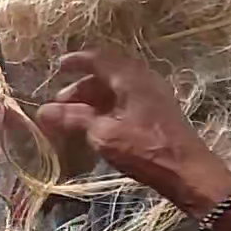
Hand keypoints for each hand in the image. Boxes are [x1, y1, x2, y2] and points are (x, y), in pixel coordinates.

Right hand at [35, 50, 230, 216]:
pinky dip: (108, 105)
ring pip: (118, 87)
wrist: (187, 172)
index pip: (99, 58)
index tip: (58, 67)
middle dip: (82, 85)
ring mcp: (154, 94)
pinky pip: (127, 98)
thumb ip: (73, 119)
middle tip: (62, 102)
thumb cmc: (144, 150)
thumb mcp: (103, 134)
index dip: (77, 61)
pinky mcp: (158, 111)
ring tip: (76, 115)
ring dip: (95, 97)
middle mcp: (144, 79)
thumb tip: (43, 110)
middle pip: (108, 73)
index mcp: (130, 78)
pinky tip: (98, 123)